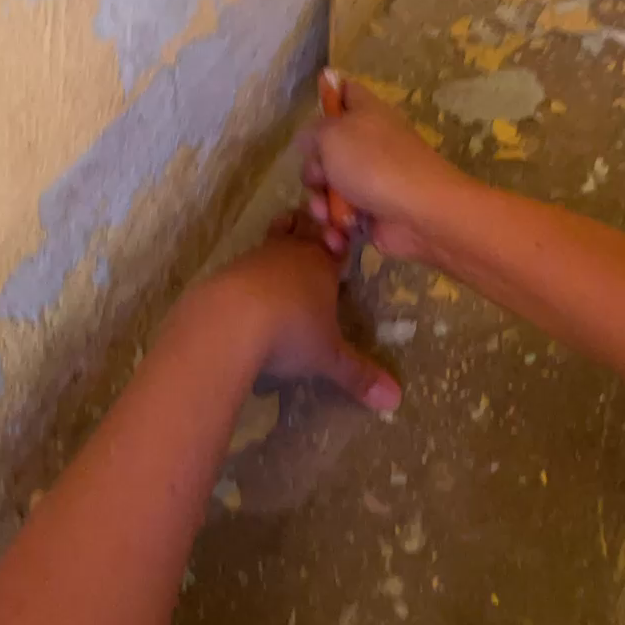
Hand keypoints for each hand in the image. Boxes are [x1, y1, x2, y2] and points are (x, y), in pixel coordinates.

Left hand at [189, 211, 401, 410]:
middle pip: (302, 229)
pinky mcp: (229, 269)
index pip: (336, 246)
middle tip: (309, 225)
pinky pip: (246, 261)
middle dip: (308, 228)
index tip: (340, 241)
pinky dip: (251, 269)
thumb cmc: (291, 333)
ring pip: (273, 238)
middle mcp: (291, 253)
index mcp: (322, 266)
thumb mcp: (328, 357)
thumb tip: (396, 399)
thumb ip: (359, 374)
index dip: (339, 244)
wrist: (229, 320)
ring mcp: (257, 258)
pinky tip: (249, 286)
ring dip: (278, 240)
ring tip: (282, 247)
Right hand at [301, 80, 470, 262]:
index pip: (344, 92)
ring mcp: (370, 178)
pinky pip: (340, 215)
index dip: (327, 96)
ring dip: (320, 203)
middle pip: (325, 149)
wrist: (419, 213)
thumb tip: (309, 140)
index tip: (311, 112)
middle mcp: (367, 143)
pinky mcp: (371, 210)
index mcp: (364, 113)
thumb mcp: (331, 135)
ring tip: (327, 214)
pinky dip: (336, 225)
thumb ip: (312, 132)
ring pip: (328, 186)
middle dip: (313, 169)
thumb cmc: (374, 163)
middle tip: (319, 177)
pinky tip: (337, 233)